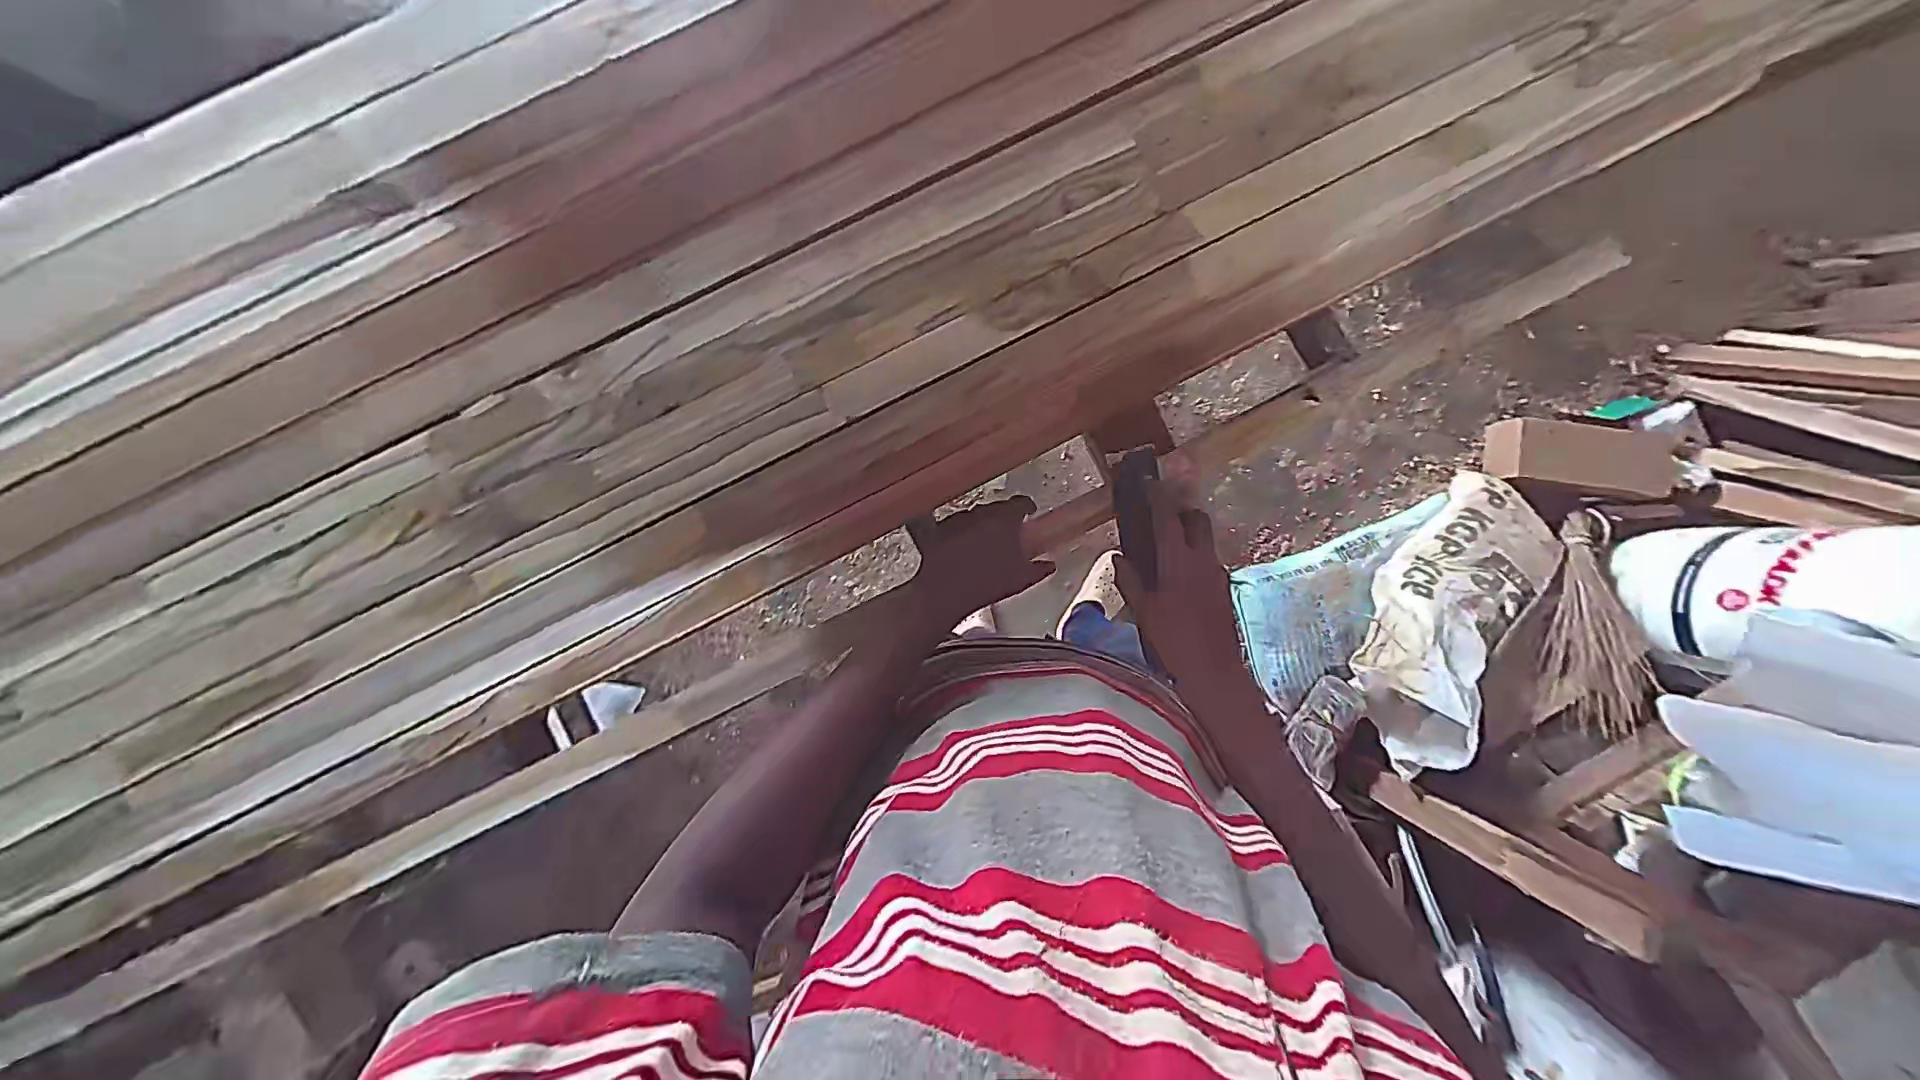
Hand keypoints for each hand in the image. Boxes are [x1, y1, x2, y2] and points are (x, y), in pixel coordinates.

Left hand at [906, 496, 1054, 633]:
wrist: (944, 590)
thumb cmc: (984, 583)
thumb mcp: (1020, 579)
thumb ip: (1037, 568)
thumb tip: (1048, 566)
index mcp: (1005, 518)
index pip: (1020, 503)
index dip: (1026, 507)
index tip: (1028, 512)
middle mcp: (980, 512)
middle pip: (996, 508)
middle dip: (1002, 519)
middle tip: (1007, 536)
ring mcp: (957, 518)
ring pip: (973, 515)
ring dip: (979, 525)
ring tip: (982, 547)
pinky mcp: (937, 528)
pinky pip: (952, 525)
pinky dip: (958, 533)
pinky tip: (960, 550)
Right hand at [1113, 480, 1262, 713]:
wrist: (1213, 675)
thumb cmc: (1172, 644)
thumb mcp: (1143, 612)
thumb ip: (1131, 580)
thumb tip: (1118, 557)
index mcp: (1179, 562)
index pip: (1168, 519)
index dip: (1158, 498)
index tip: (1149, 482)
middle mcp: (1203, 561)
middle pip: (1197, 521)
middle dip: (1181, 511)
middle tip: (1161, 515)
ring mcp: (1218, 575)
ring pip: (1205, 541)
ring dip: (1188, 535)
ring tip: (1166, 546)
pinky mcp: (1224, 590)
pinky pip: (1208, 562)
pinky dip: (1194, 557)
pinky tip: (1179, 576)